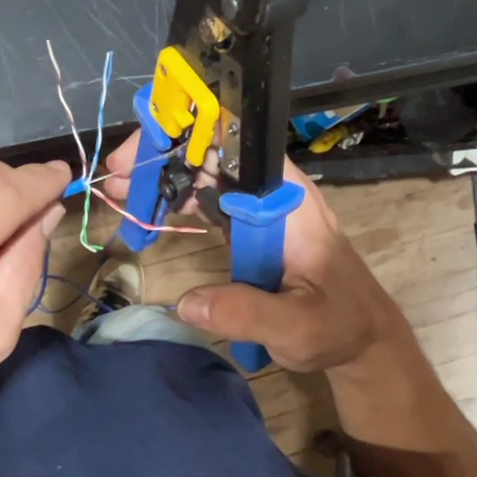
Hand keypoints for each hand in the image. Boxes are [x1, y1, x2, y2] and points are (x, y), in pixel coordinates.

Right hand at [100, 132, 413, 379]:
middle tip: (117, 178)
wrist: (359, 338)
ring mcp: (259, 208)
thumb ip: (245, 312)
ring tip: (122, 192)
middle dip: (163, 156)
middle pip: (213, 151)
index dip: (188, 138)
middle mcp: (272, 193)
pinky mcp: (249, 227)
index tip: (144, 155)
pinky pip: (209, 199)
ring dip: (163, 177)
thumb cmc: (336, 326)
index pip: (235, 144)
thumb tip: (186, 302)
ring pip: (206, 173)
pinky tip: (148, 212)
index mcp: (286, 200)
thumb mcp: (295, 326)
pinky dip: (176, 200)